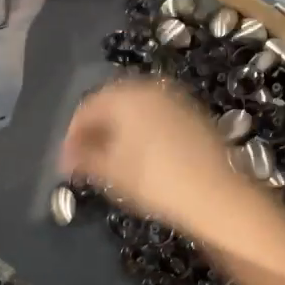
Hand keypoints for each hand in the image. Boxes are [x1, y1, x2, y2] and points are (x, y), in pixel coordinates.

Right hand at [61, 79, 258, 235]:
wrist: (218, 196)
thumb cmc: (156, 181)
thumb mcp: (112, 173)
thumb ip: (83, 159)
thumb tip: (66, 157)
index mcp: (125, 95)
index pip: (87, 108)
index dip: (72, 135)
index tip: (66, 162)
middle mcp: (150, 88)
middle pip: (112, 104)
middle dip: (96, 130)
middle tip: (86, 160)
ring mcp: (176, 100)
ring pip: (136, 111)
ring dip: (119, 131)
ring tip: (112, 162)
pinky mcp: (194, 115)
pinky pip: (157, 118)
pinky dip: (143, 133)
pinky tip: (142, 158)